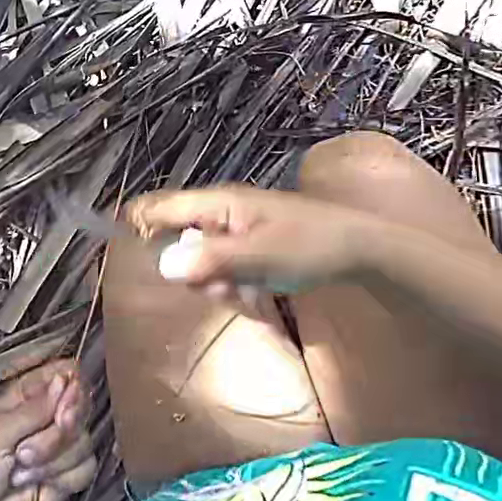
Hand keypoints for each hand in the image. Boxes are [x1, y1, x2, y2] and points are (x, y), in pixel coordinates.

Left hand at [0, 359, 95, 500]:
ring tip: (21, 470)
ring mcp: (59, 443)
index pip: (64, 373)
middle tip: (27, 451)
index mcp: (26, 394)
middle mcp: (46, 414)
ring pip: (83, 439)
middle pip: (79, 405)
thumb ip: (32, 409)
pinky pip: (86, 466)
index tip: (62, 408)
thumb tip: (63, 381)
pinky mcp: (68, 471)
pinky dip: (63, 478)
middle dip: (57, 433)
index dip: (70, 388)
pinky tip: (38, 484)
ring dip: (52, 460)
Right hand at [126, 185, 391, 293]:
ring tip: (247, 294)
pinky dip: (235, 286)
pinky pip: (225, 269)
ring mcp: (237, 230)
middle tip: (222, 288)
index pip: (159, 206)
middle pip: (180, 242)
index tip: (138, 261)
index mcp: (218, 203)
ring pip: (203, 262)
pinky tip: (258, 297)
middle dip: (194, 273)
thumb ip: (210, 260)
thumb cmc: (310, 246)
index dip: (139, 227)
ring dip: (217, 284)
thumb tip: (163, 264)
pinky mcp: (251, 246)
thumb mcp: (259, 257)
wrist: (362, 250)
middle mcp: (221, 213)